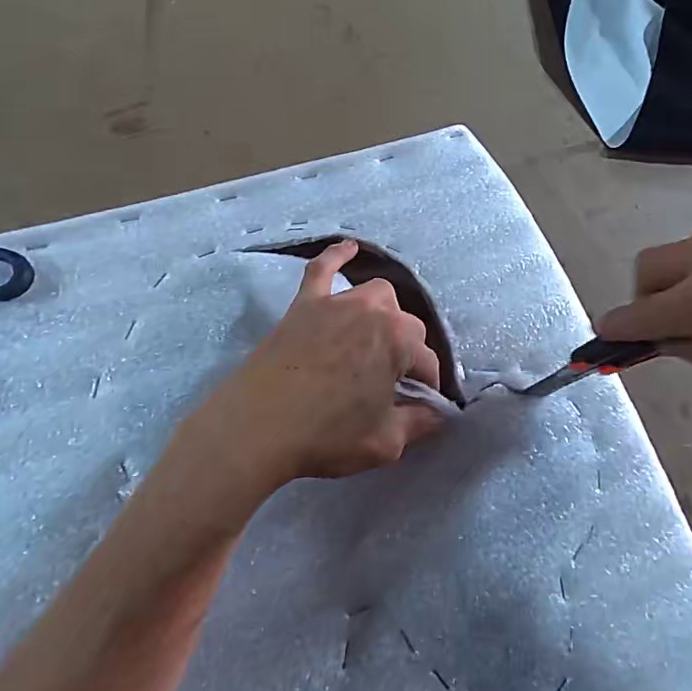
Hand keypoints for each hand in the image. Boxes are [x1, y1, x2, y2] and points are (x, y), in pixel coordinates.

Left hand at [195, 241, 444, 483]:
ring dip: (384, 314)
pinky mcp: (304, 304)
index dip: (427, 389)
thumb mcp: (384, 443)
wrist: (255, 428)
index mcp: (400, 341)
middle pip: (407, 327)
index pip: (428, 363)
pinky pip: (322, 270)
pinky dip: (337, 256)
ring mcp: (337, 302)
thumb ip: (419, 424)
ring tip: (377, 339)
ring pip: (377, 295)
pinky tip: (348, 247)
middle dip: (407, 355)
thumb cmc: (325, 436)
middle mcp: (375, 311)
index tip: (419, 406)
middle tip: (391, 386)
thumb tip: (436, 414)